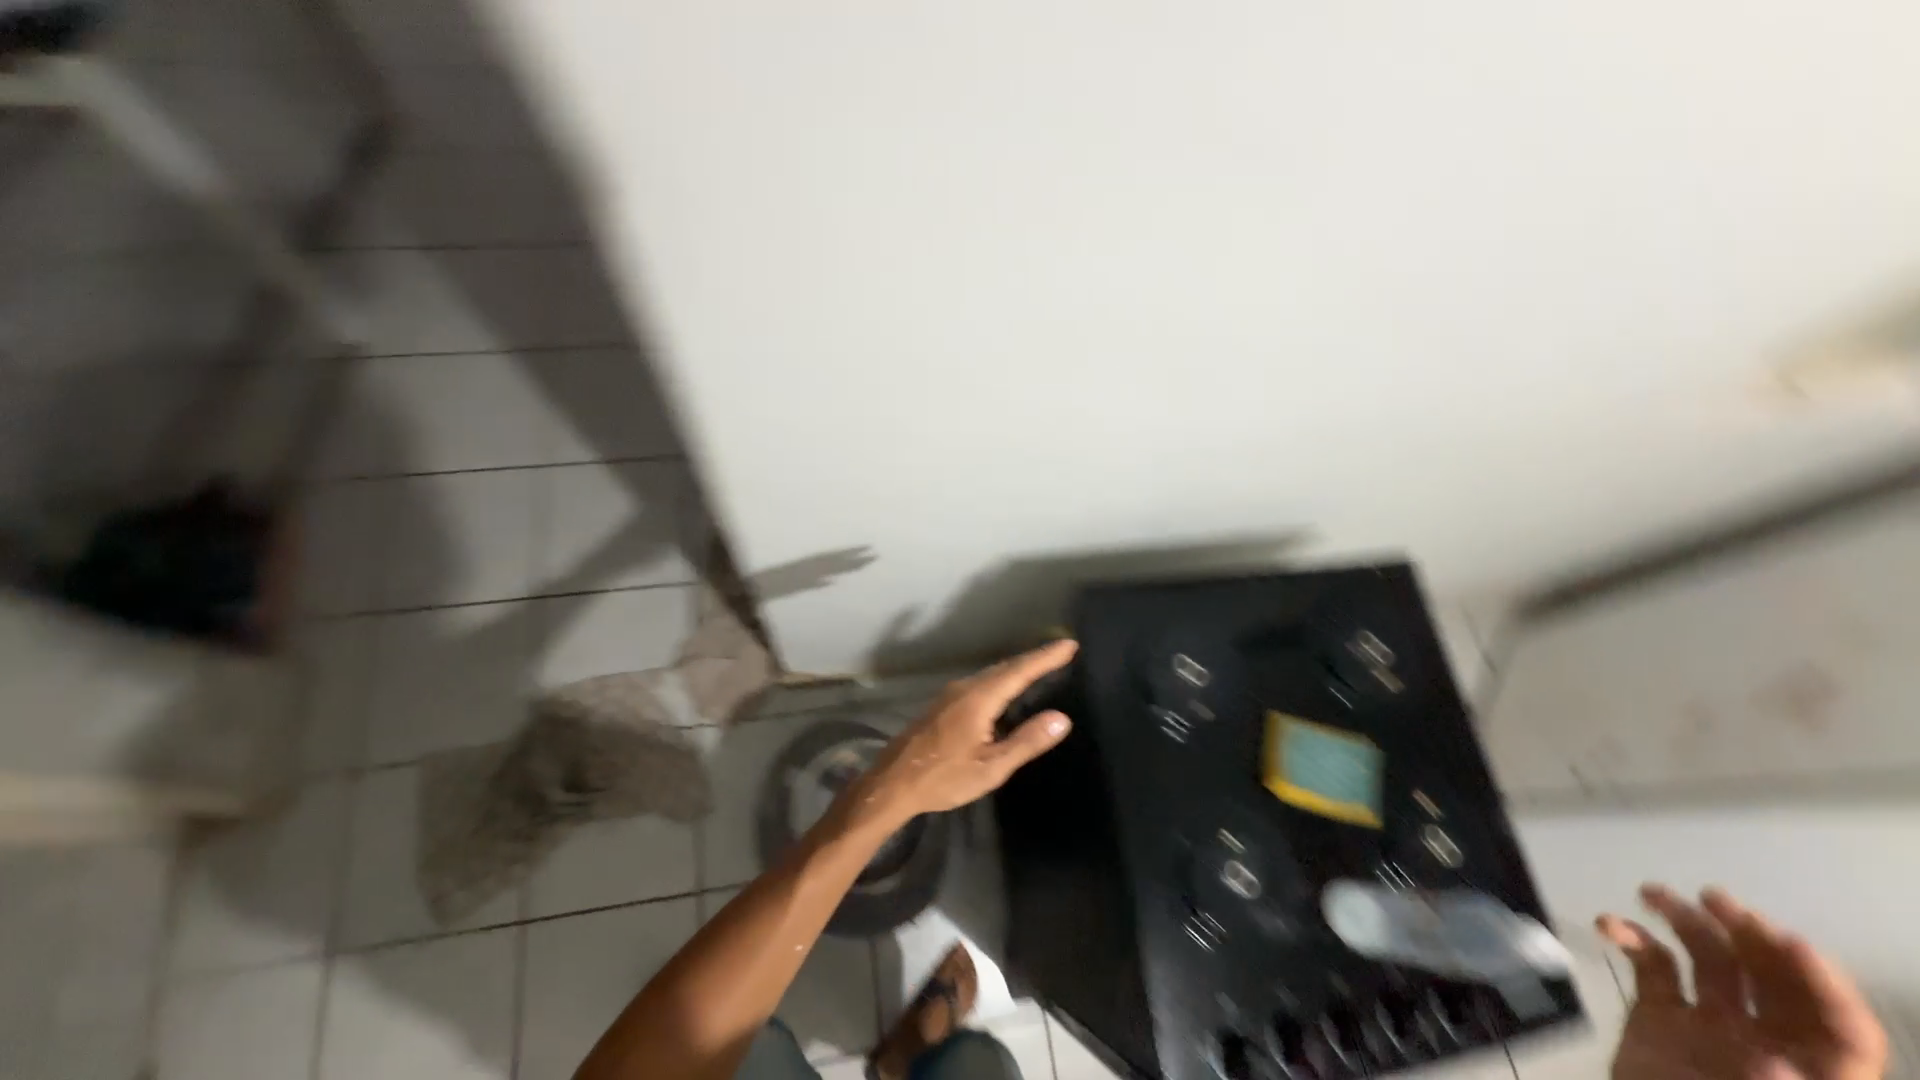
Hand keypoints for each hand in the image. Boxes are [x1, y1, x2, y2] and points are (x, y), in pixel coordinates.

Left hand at [849, 639, 1077, 827]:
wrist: (892, 784)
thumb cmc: (944, 778)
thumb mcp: (991, 767)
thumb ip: (1026, 741)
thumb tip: (1062, 718)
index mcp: (979, 699)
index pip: (1020, 671)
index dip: (1046, 657)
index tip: (1070, 644)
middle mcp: (964, 688)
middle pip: (1005, 667)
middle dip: (1034, 659)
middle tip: (1061, 652)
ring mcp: (950, 695)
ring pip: (990, 674)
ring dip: (1016, 669)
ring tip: (1040, 667)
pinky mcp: (942, 706)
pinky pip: (979, 683)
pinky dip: (1000, 680)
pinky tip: (1005, 690)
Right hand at [1598, 884, 1885, 1079]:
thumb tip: (1774, 1064)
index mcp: (1814, 1072)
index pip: (1841, 1024)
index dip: (1823, 982)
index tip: (1787, 941)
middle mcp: (1769, 1041)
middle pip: (1772, 979)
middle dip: (1747, 934)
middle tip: (1715, 900)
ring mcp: (1711, 1026)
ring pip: (1709, 959)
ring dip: (1684, 921)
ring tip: (1653, 894)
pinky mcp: (1659, 1016)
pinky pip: (1651, 968)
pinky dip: (1630, 939)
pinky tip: (1609, 925)